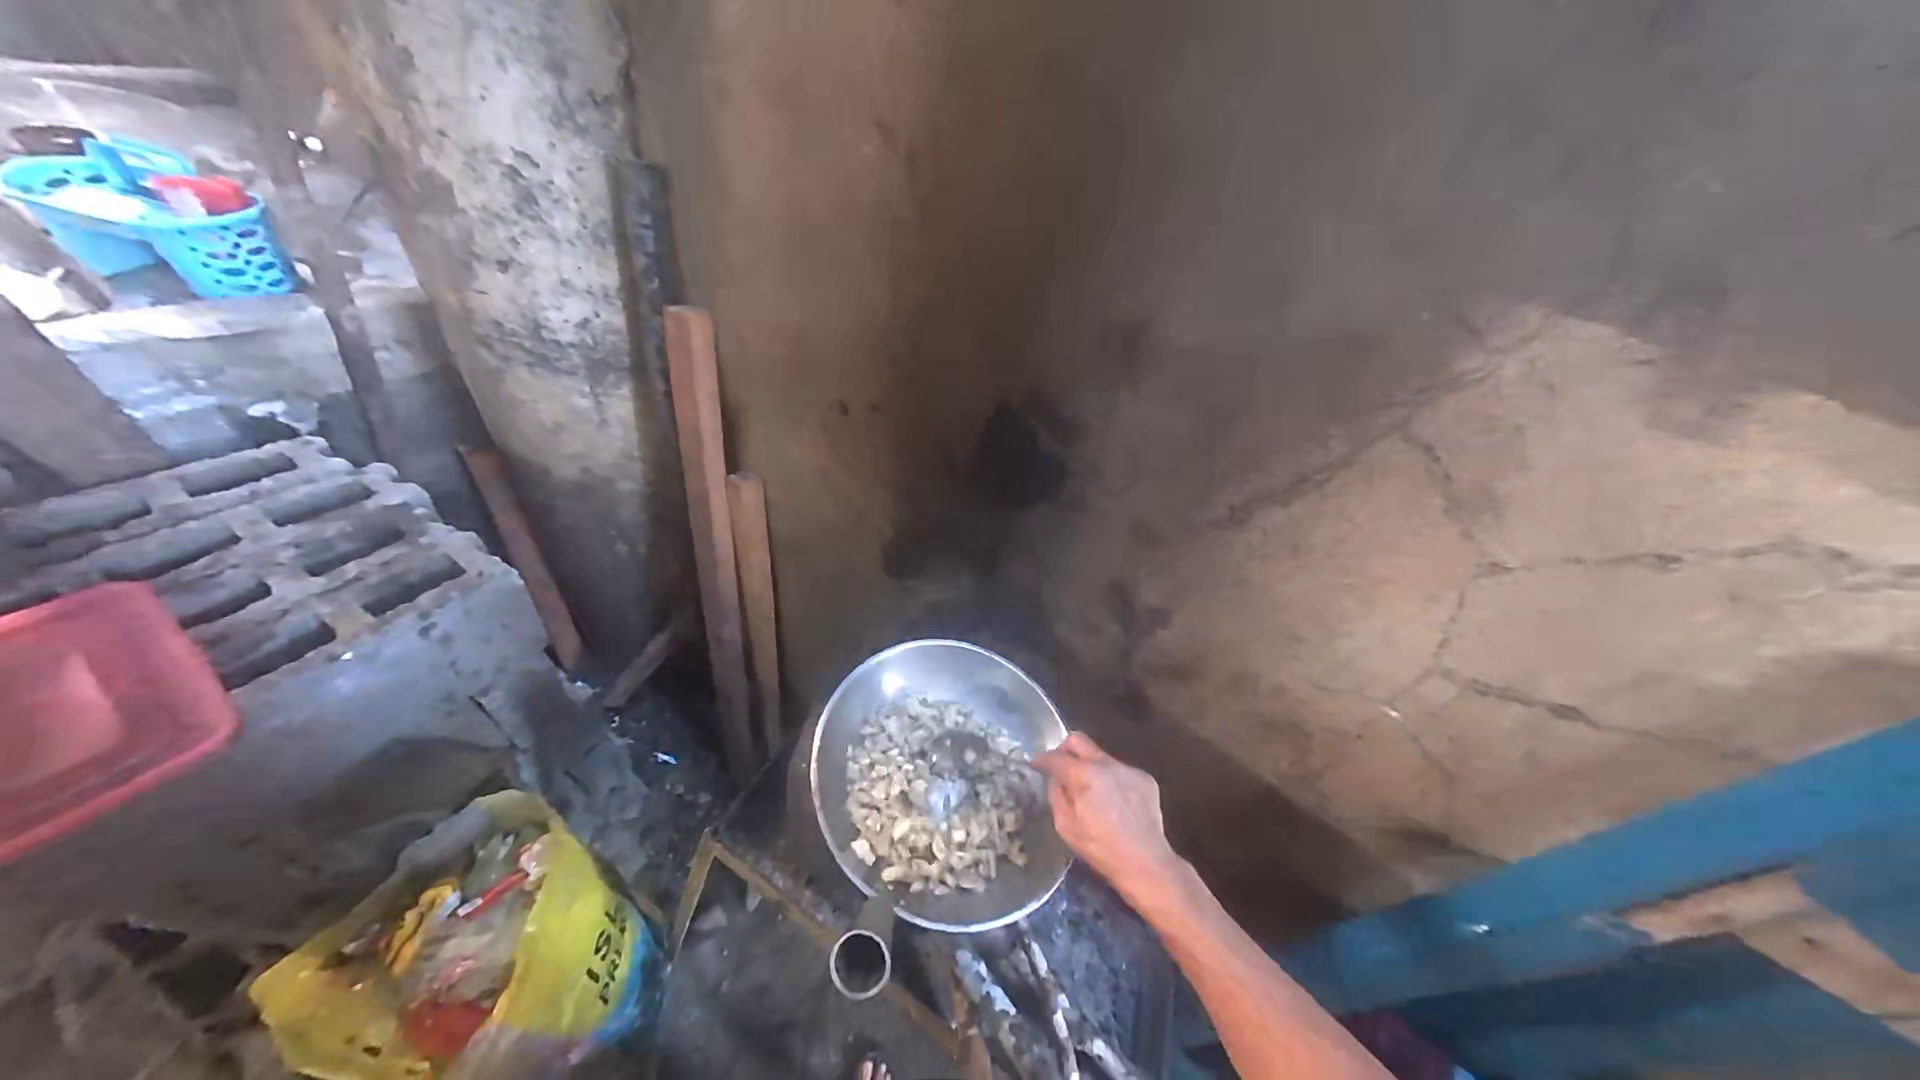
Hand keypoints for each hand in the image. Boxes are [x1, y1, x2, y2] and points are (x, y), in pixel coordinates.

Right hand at [1033, 732, 1183, 900]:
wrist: (1146, 863)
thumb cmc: (1100, 849)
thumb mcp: (1065, 826)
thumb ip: (1057, 795)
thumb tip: (1056, 779)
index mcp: (1084, 775)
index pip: (1056, 757)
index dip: (1041, 760)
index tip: (1035, 764)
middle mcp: (1107, 764)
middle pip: (1078, 740)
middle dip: (1064, 750)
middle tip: (1060, 768)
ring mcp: (1128, 769)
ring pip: (1100, 756)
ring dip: (1090, 768)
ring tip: (1092, 795)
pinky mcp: (1145, 778)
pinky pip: (1120, 771)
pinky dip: (1111, 780)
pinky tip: (1115, 804)